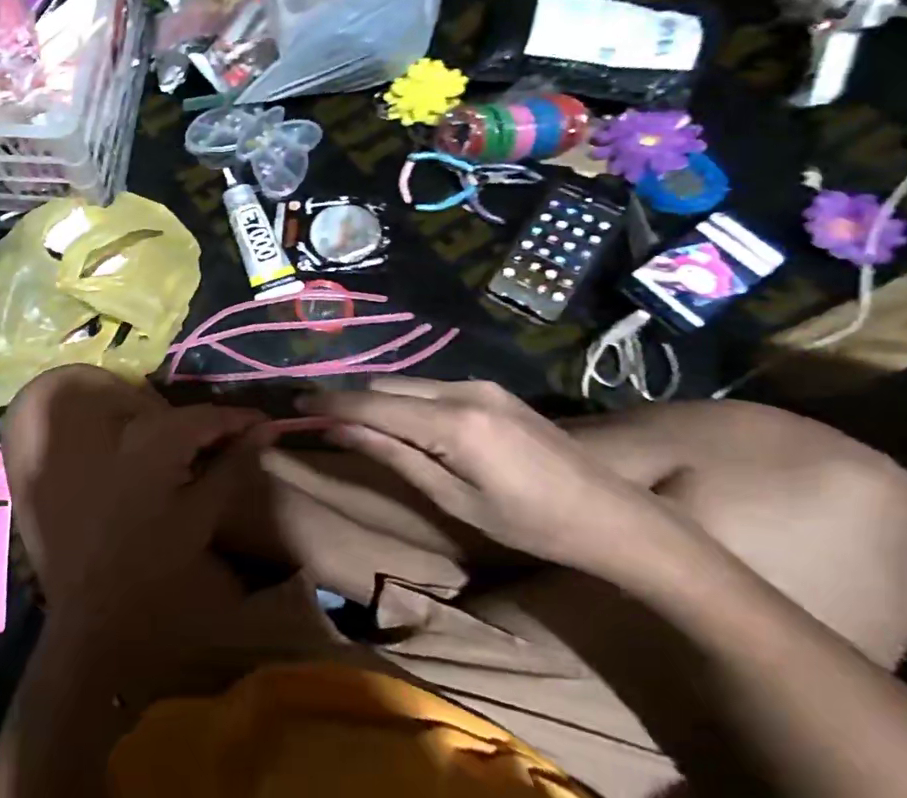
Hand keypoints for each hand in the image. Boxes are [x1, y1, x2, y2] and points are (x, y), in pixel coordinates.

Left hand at [44, 404, 271, 633]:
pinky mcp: (102, 470)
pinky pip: (144, 446)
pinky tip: (188, 473)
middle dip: (219, 427)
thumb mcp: (202, 514)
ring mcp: (110, 450)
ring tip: (227, 458)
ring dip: (194, 439)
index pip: (207, 413)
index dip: (242, 418)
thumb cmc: (155, 566)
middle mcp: (129, 433)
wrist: (95, 613)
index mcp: (156, 438)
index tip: (273, 427)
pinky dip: (171, 452)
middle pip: (184, 418)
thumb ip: (232, 467)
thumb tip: (263, 430)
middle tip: (253, 443)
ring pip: (163, 430)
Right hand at [302, 378, 689, 583]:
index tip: (293, 402)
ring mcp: (481, 385)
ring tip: (348, 417)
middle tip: (315, 414)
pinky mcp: (493, 390)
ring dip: (376, 396)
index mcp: (452, 423)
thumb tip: (340, 429)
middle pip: (387, 384)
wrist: (613, 515)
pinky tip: (397, 417)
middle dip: (348, 396)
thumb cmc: (530, 524)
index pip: (372, 402)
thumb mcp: (454, 498)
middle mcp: (462, 390)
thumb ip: (393, 455)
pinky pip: (432, 386)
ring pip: (408, 382)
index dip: (329, 402)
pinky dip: (404, 398)